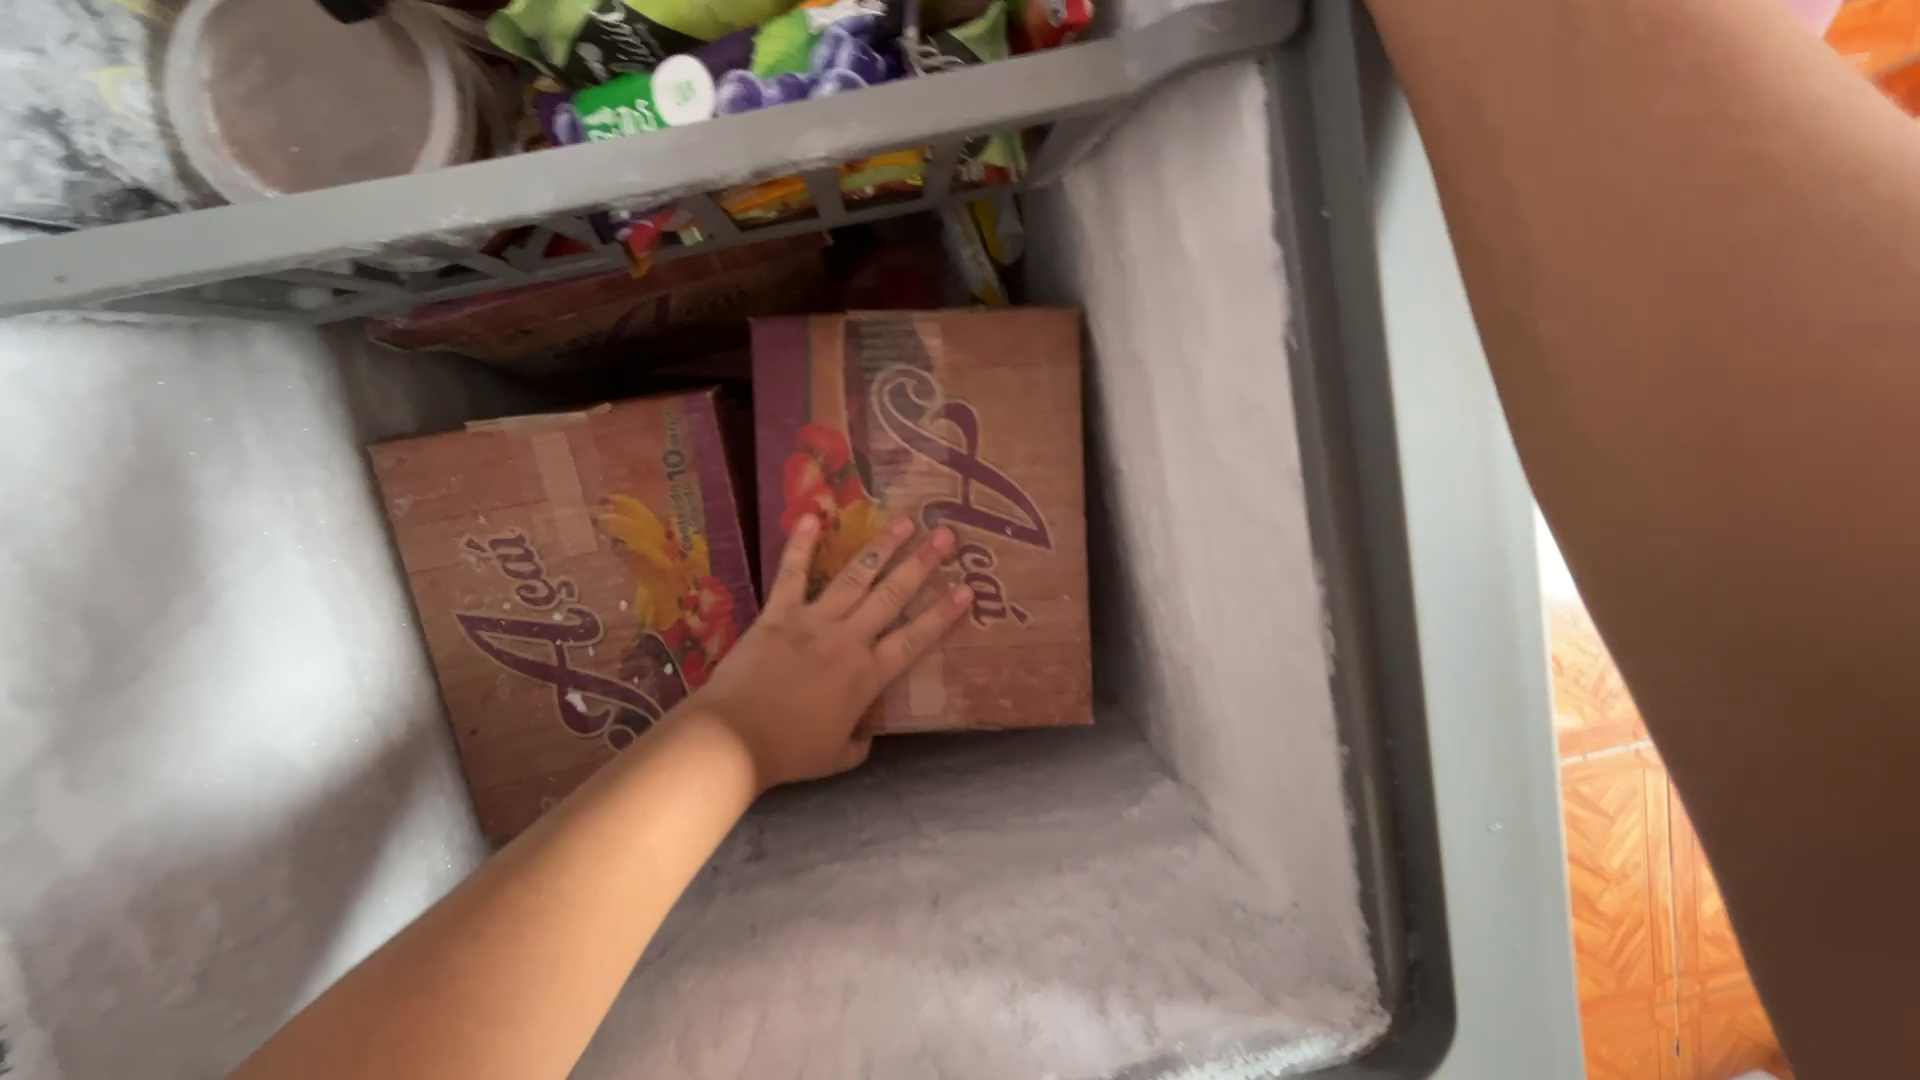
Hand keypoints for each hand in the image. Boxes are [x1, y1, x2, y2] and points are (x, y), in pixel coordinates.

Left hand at [681, 513, 973, 791]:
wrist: (735, 738)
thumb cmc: (789, 752)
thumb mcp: (836, 758)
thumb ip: (858, 743)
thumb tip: (865, 736)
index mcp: (868, 676)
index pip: (915, 639)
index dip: (943, 614)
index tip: (967, 589)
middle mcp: (848, 640)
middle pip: (892, 596)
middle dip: (922, 563)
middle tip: (946, 534)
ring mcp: (813, 621)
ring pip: (854, 577)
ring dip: (882, 547)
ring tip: (905, 520)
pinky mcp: (778, 614)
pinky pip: (791, 574)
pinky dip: (801, 546)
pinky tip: (812, 517)